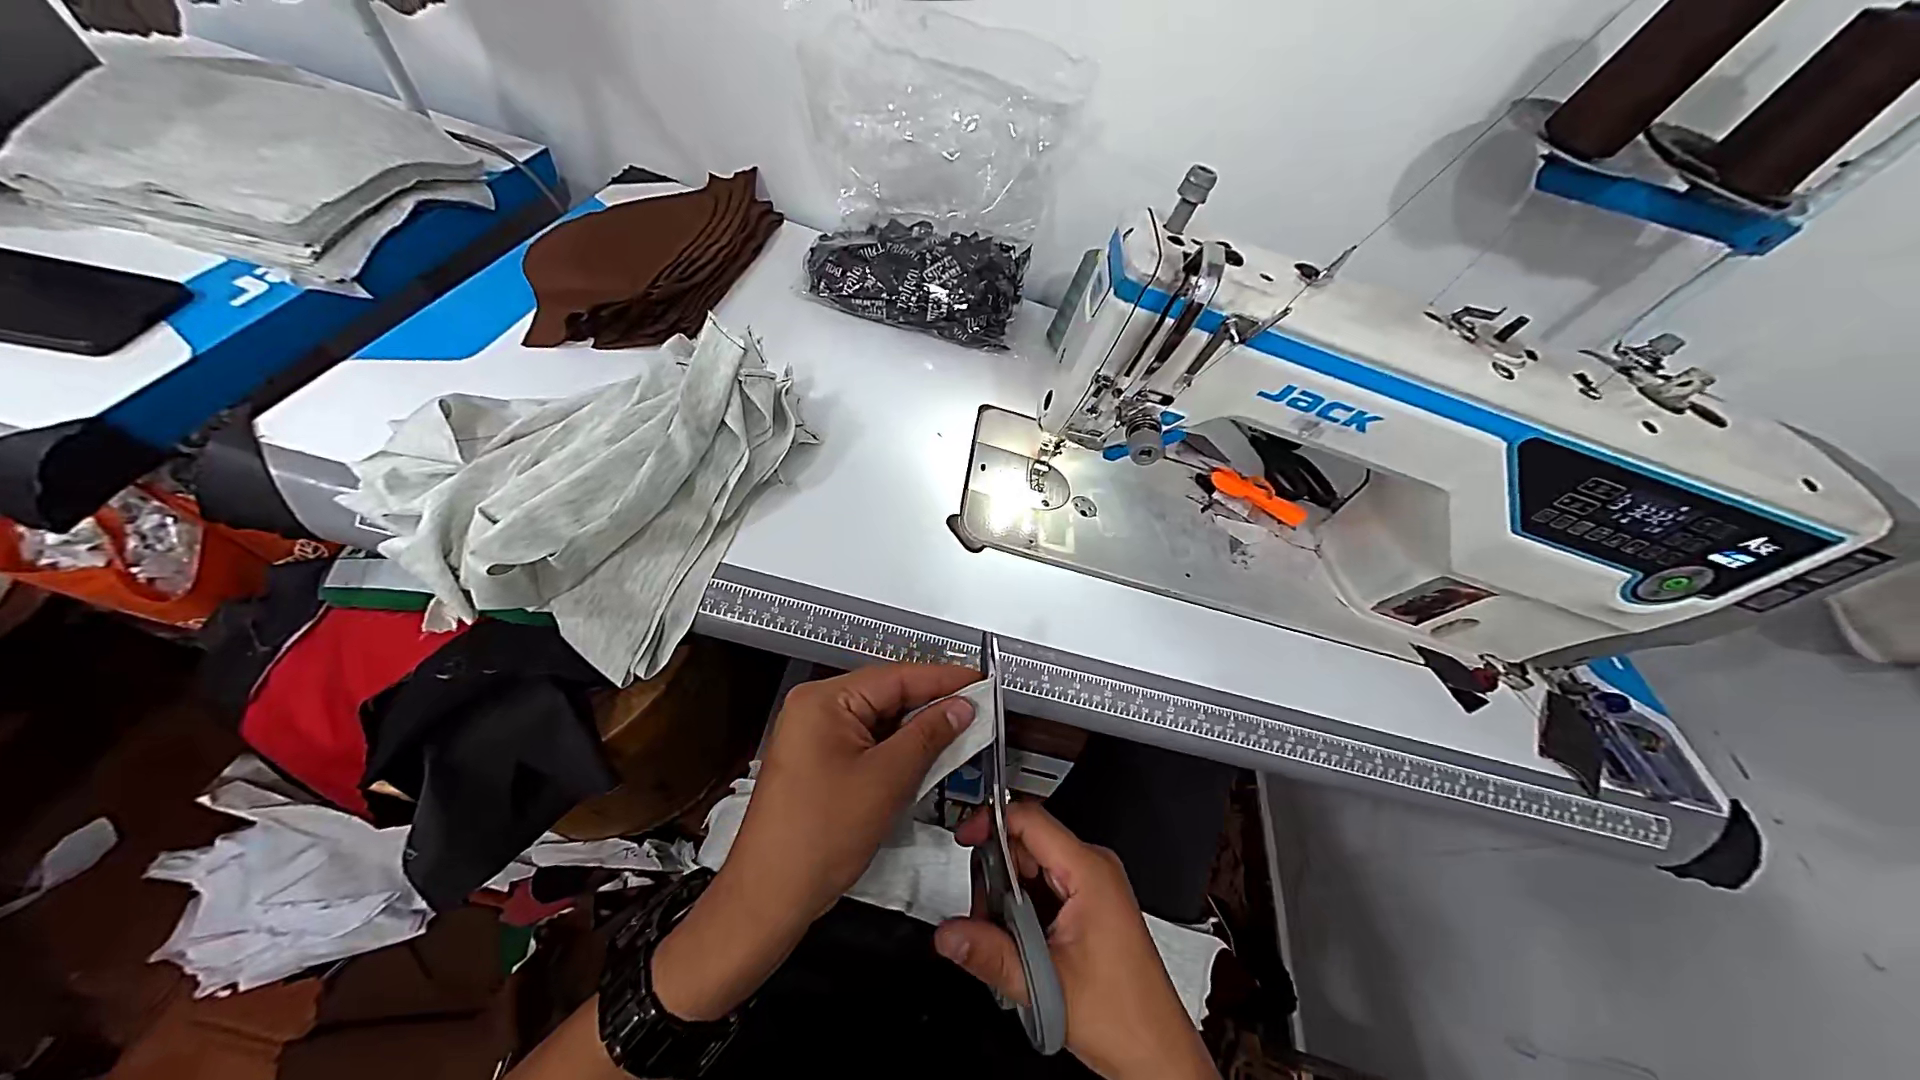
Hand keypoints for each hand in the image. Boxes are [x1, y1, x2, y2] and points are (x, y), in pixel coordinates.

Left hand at [652, 663, 978, 1020]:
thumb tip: (958, 709)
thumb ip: (929, 736)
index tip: (977, 682)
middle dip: (934, 708)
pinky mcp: (822, 762)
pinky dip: (900, 752)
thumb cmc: (812, 840)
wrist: (770, 896)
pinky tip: (927, 760)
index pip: (897, 676)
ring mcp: (816, 737)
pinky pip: (870, 744)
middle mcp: (815, 711)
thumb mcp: (887, 779)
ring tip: (959, 737)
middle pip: (889, 696)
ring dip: (919, 732)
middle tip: (977, 712)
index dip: (944, 680)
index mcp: (822, 701)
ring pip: (882, 722)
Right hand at [936, 802, 1218, 1079]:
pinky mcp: (1089, 901)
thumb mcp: (1044, 984)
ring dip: (1008, 894)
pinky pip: (1044, 883)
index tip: (965, 838)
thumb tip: (950, 933)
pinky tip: (1022, 941)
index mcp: (1089, 871)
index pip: (1029, 819)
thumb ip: (989, 953)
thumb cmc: (1125, 1017)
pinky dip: (1023, 905)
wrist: (1156, 1052)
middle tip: (982, 912)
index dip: (990, 821)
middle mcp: (1094, 868)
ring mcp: (1094, 884)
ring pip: (1033, 865)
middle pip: (1027, 842)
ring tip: (1005, 936)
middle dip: (996, 872)